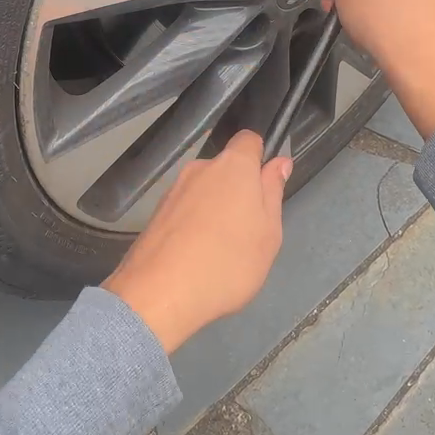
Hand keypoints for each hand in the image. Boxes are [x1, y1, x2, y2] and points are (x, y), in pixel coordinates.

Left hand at [102, 131, 289, 352]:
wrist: (160, 294)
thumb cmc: (228, 262)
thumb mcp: (268, 232)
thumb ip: (273, 192)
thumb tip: (279, 162)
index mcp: (233, 166)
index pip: (249, 140)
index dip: (260, 157)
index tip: (265, 187)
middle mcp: (200, 168)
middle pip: (226, 168)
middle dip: (237, 190)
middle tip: (247, 230)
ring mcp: (173, 190)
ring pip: (204, 191)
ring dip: (214, 209)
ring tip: (219, 250)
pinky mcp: (156, 213)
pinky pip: (184, 210)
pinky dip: (192, 225)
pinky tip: (195, 257)